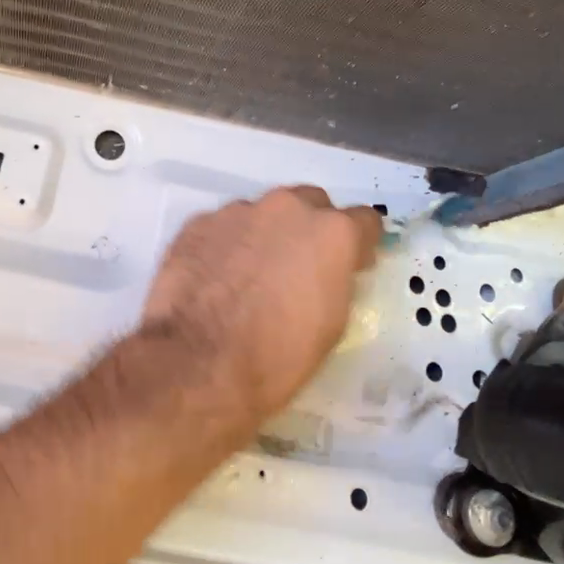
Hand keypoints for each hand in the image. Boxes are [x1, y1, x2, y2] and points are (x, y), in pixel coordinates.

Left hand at [139, 185, 381, 426]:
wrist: (198, 360)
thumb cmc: (278, 354)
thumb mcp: (331, 324)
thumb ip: (335, 280)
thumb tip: (328, 270)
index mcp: (331, 233)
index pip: (364, 220)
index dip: (360, 244)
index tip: (353, 263)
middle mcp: (287, 208)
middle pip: (311, 203)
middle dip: (312, 229)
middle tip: (301, 267)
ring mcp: (239, 210)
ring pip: (264, 213)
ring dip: (266, 236)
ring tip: (251, 277)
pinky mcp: (199, 222)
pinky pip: (224, 227)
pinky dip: (228, 245)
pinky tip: (217, 279)